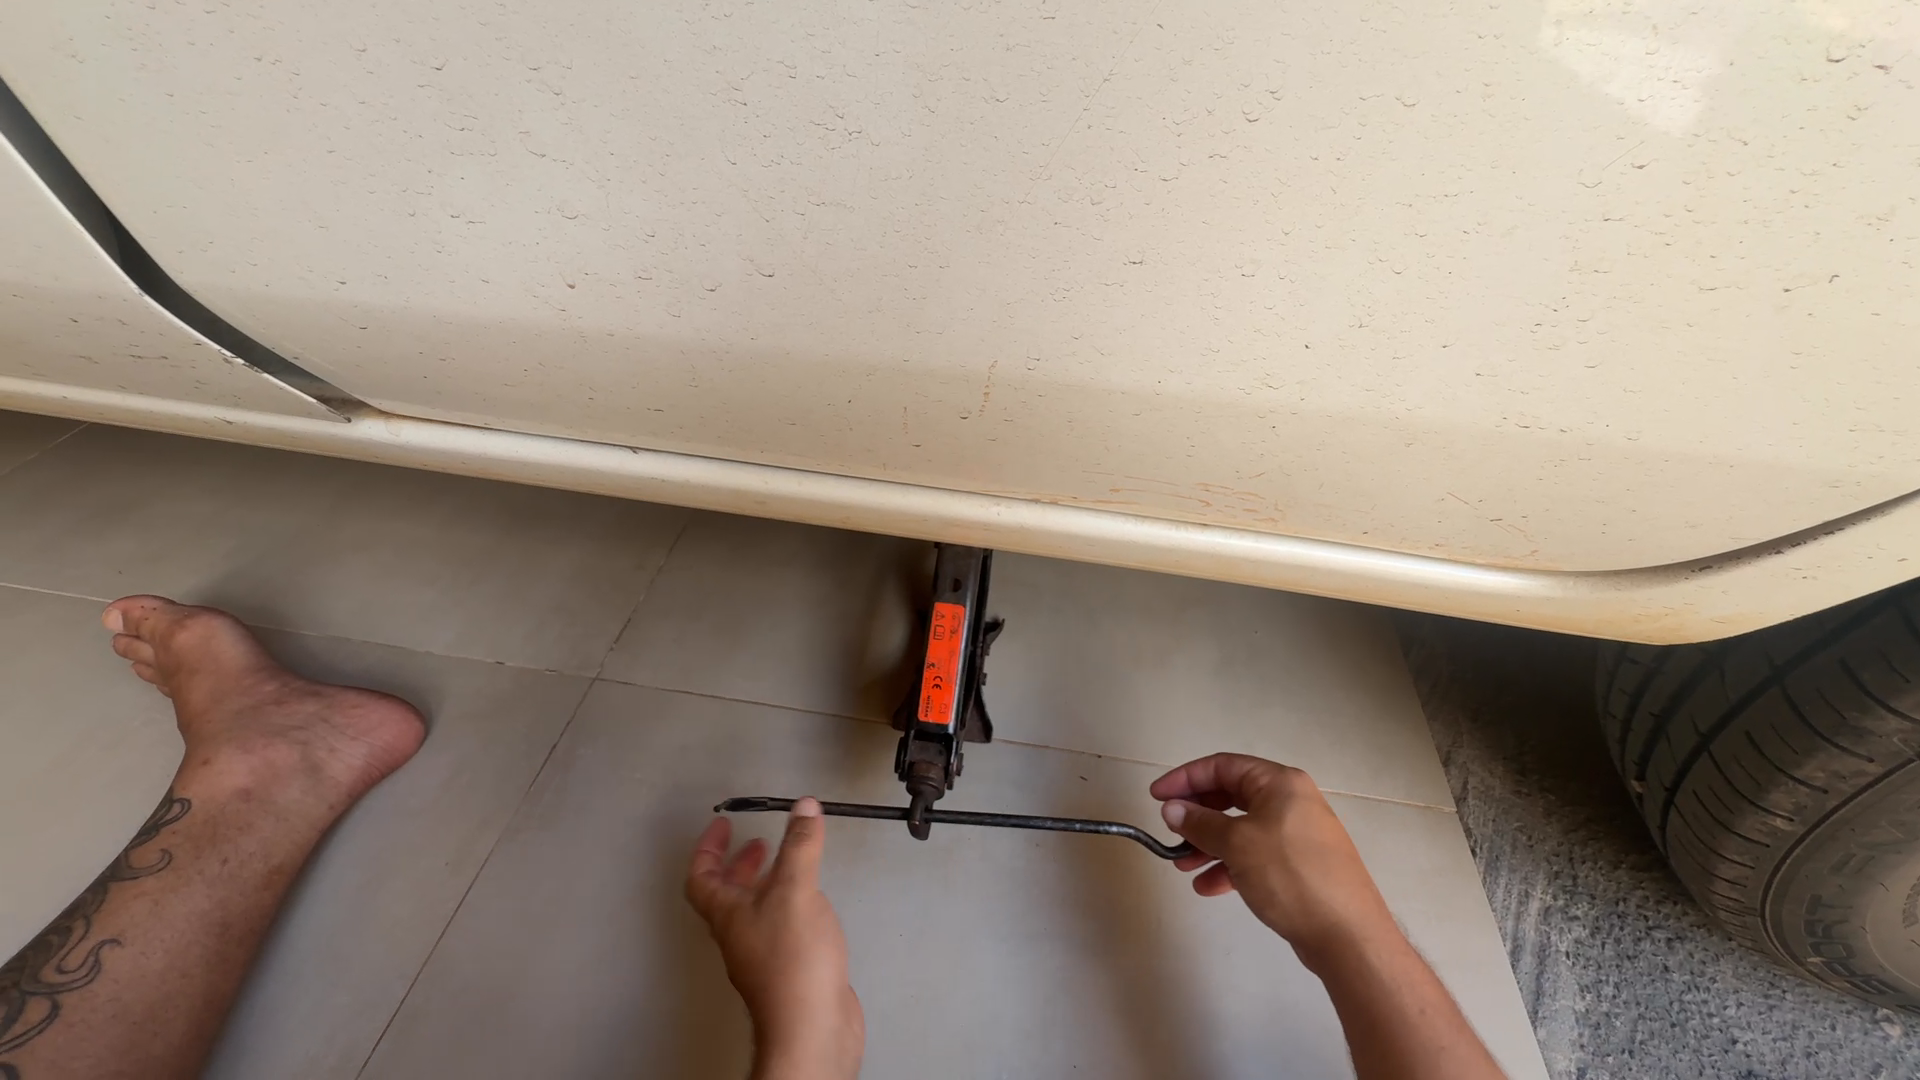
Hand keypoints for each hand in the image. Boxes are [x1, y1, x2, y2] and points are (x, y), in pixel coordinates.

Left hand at [686, 798, 863, 1079]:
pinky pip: (780, 924)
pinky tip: (812, 901)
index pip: (702, 877)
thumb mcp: (795, 890)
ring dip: (766, 881)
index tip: (722, 824)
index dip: (708, 848)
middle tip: (756, 842)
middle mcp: (740, 934)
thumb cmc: (792, 962)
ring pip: (755, 909)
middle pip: (727, 894)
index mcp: (728, 915)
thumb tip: (803, 807)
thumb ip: (800, 846)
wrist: (812, 1028)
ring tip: (788, 863)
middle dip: (740, 863)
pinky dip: (790, 902)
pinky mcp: (788, 966)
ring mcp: (763, 953)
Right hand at [1151, 753, 1398, 969]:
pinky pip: (1254, 854)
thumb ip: (1199, 823)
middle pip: (1230, 796)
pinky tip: (1208, 886)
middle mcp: (1290, 801)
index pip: (1221, 766)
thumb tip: (1171, 809)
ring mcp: (1297, 834)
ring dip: (1208, 843)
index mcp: (1279, 783)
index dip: (1184, 778)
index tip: (1156, 796)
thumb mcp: (1237, 844)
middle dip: (1196, 814)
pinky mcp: (1299, 865)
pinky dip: (1229, 865)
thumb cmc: (1290, 875)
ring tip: (1183, 865)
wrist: (1349, 938)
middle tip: (1169, 829)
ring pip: (1240, 828)